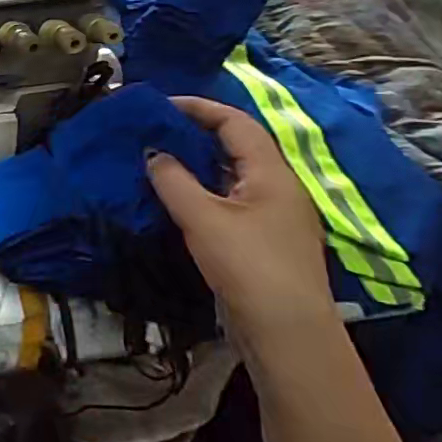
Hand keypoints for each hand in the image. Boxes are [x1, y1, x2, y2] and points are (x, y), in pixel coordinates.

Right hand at [148, 97, 335, 350]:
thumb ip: (173, 180)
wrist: (288, 335)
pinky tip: (181, 200)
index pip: (236, 122)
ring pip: (234, 174)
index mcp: (272, 172)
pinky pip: (232, 200)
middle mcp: (279, 187)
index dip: (199, 107)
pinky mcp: (266, 241)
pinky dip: (206, 190)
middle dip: (198, 133)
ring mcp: (276, 216)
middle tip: (158, 130)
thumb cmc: (248, 266)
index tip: (162, 105)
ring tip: (162, 159)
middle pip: (238, 145)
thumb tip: (153, 153)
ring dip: (200, 163)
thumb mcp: (202, 218)